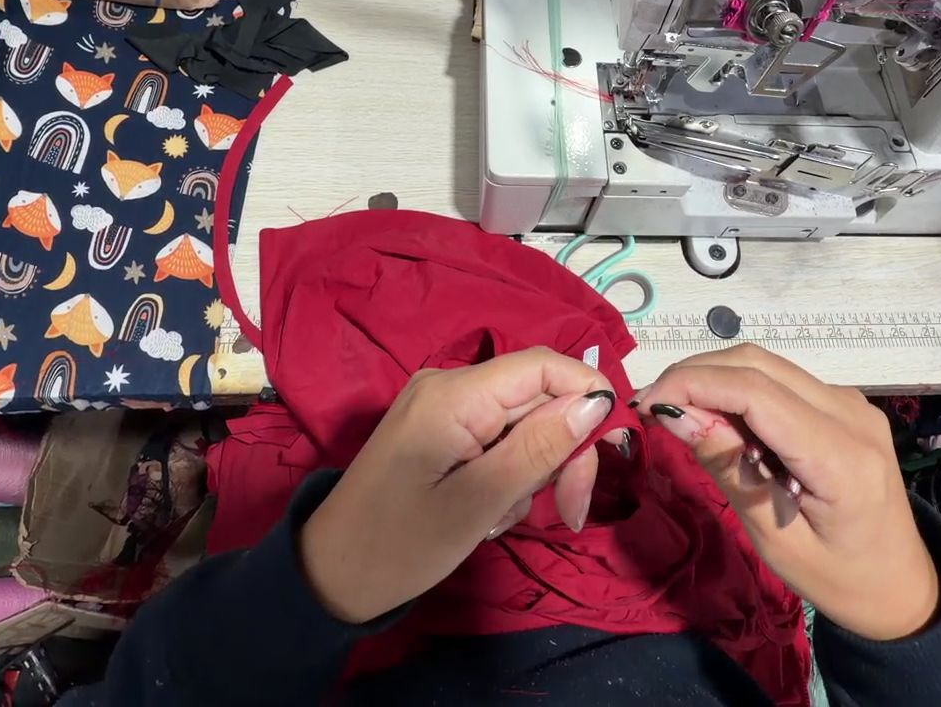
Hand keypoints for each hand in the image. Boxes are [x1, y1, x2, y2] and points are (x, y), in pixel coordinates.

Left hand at [298, 347, 619, 622]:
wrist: (331, 575)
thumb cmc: (401, 545)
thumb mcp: (479, 503)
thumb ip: (539, 447)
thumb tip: (595, 402)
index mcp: (454, 394)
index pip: (542, 364)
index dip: (586, 394)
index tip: (609, 450)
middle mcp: (450, 384)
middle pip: (536, 396)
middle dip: (561, 450)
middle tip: (568, 513)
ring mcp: (443, 404)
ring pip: (522, 420)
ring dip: (532, 469)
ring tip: (503, 517)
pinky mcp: (441, 426)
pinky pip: (497, 435)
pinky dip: (507, 471)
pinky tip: (488, 510)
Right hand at [633, 343, 939, 639]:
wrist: (904, 589)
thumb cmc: (840, 581)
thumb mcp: (774, 541)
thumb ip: (727, 469)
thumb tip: (673, 414)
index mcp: (841, 456)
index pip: (755, 391)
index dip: (693, 384)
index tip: (646, 403)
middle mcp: (850, 412)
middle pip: (756, 363)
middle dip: (695, 373)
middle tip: (653, 405)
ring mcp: (849, 401)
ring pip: (765, 363)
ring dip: (713, 377)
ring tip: (676, 409)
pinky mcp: (842, 402)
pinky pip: (778, 378)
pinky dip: (737, 387)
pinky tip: (716, 416)